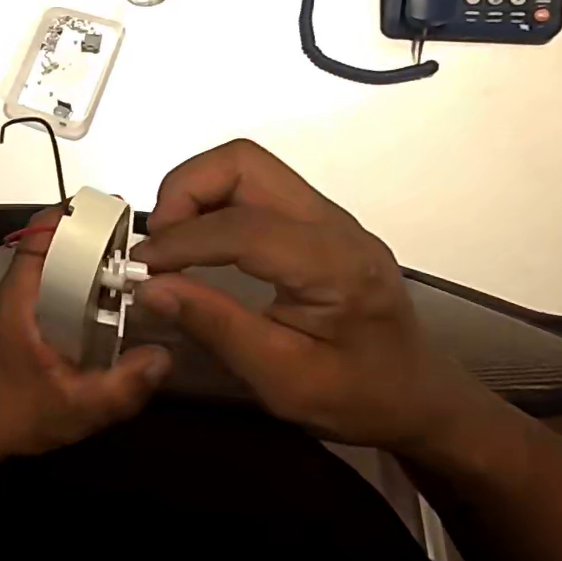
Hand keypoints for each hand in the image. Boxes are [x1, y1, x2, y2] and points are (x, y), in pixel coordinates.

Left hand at [0, 209, 171, 466]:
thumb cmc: (13, 416)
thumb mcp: (74, 408)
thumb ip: (121, 387)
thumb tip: (164, 357)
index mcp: (21, 296)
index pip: (41, 234)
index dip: (76, 216)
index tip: (116, 214)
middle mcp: (19, 290)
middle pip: (54, 242)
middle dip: (94, 236)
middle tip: (138, 244)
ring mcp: (22, 303)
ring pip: (57, 263)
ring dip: (90, 258)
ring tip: (134, 265)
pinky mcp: (28, 318)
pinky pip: (58, 284)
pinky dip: (83, 280)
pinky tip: (113, 299)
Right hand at [131, 139, 491, 452]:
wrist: (420, 395)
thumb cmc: (361, 398)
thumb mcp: (284, 381)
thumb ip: (217, 326)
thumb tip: (152, 287)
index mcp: (335, 265)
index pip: (243, 227)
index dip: (182, 240)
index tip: (141, 268)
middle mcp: (333, 223)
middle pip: (244, 162)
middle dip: (185, 190)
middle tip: (159, 243)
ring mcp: (326, 214)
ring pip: (245, 164)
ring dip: (195, 191)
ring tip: (172, 242)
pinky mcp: (314, 219)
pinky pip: (252, 185)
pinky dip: (211, 201)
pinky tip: (198, 241)